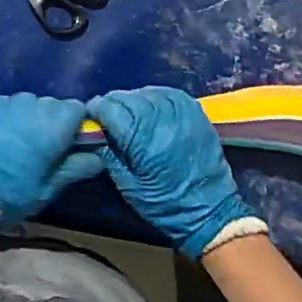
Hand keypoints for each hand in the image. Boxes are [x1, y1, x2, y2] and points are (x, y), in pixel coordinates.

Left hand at [0, 93, 102, 228]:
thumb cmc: (13, 192)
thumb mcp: (49, 188)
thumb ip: (76, 167)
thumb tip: (97, 157)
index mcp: (56, 124)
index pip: (77, 109)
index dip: (74, 124)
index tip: (66, 142)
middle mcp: (36, 105)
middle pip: (53, 105)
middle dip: (51, 121)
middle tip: (40, 146)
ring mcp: (10, 101)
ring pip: (30, 102)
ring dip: (29, 116)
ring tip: (16, 141)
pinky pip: (7, 104)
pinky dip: (8, 115)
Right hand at [89, 87, 255, 256]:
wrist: (210, 209)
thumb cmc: (165, 204)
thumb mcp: (128, 185)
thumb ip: (109, 153)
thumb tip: (95, 130)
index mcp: (143, 138)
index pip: (109, 107)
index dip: (96, 111)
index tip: (91, 119)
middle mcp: (161, 116)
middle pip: (126, 97)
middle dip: (113, 105)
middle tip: (108, 121)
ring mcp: (180, 109)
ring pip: (144, 92)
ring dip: (133, 101)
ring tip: (129, 117)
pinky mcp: (194, 108)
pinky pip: (165, 93)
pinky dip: (153, 99)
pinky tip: (149, 111)